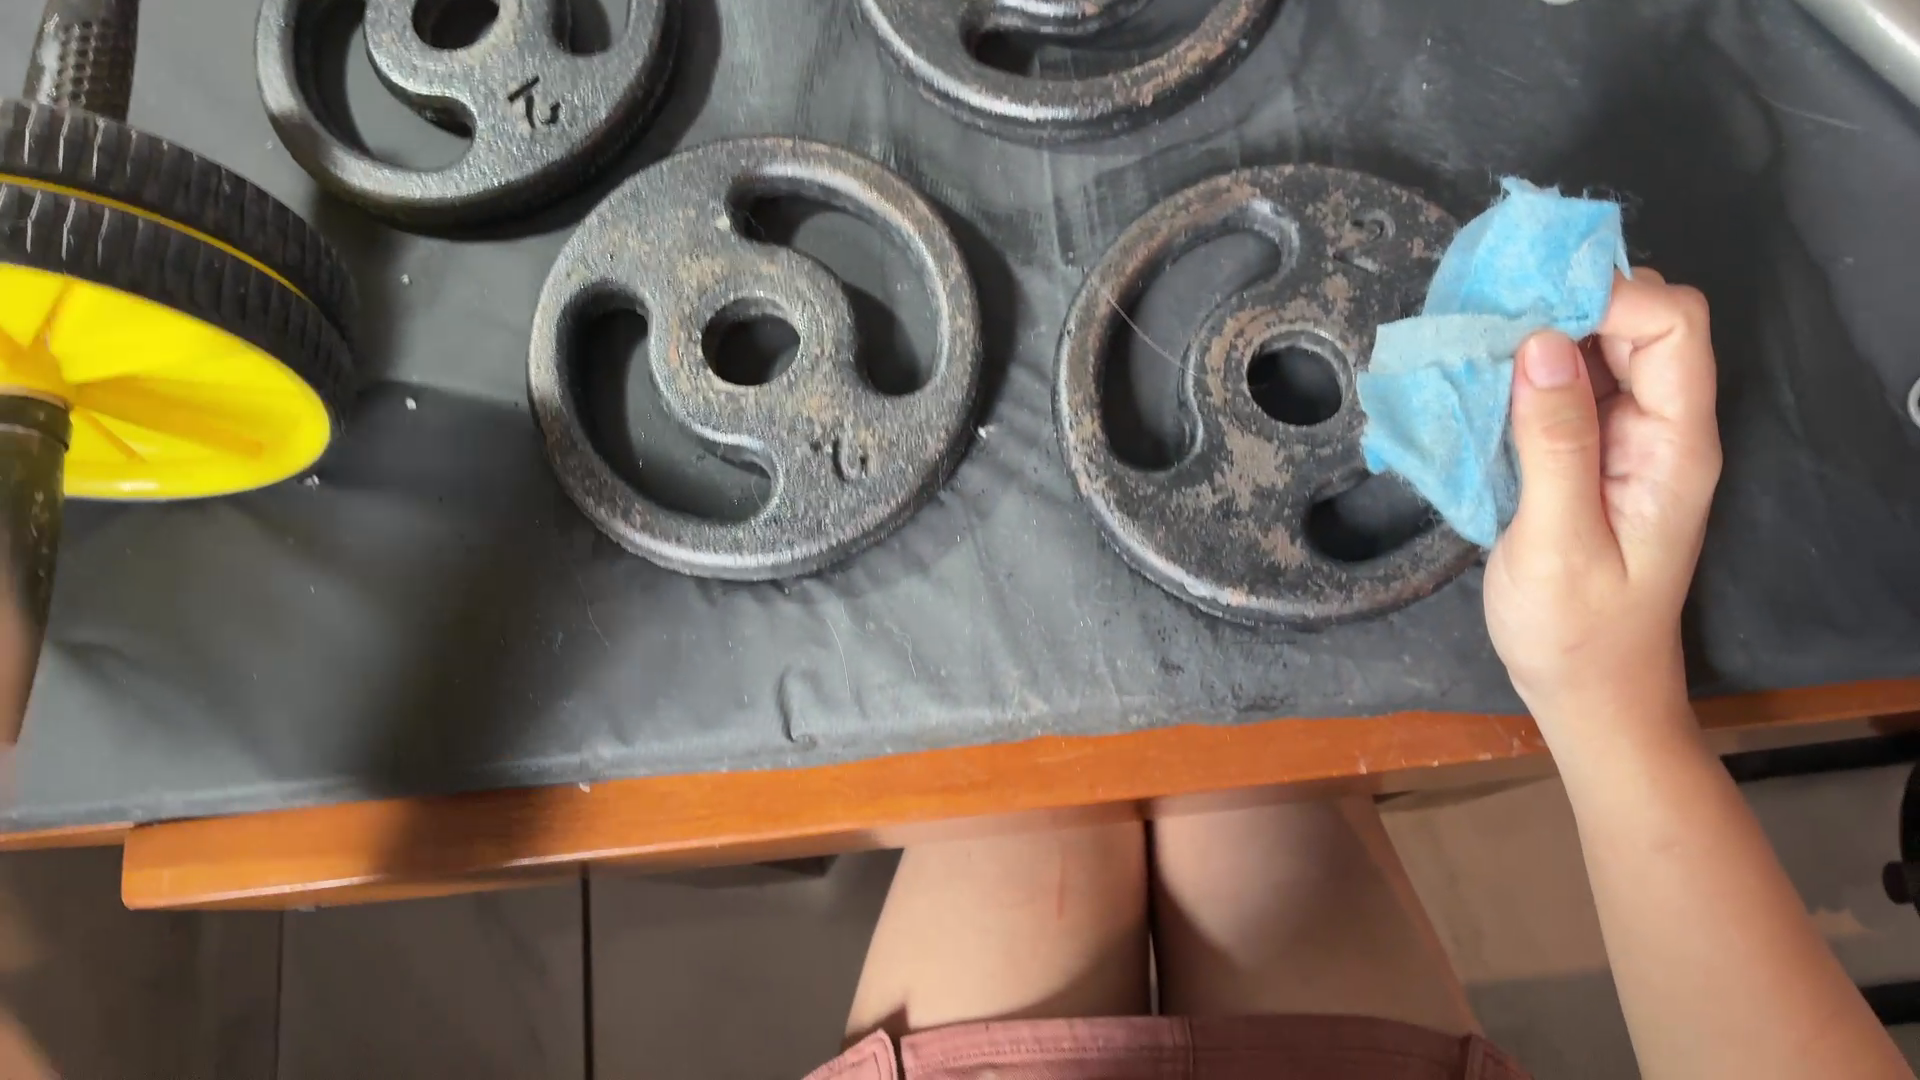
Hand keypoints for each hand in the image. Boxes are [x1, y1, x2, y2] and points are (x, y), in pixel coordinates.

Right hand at [1484, 270, 1721, 740]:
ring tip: (1465, 344)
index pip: (1669, 326)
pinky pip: (1559, 393)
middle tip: (1481, 319)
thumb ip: (1554, 443)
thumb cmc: (1574, 629)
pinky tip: (1472, 385)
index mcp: (1673, 445)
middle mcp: (1658, 430)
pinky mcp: (1582, 459)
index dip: (1602, 297)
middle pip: (1637, 326)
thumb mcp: (1557, 540)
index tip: (1515, 307)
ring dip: (1534, 338)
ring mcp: (1620, 443)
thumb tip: (1539, 343)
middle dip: (1565, 304)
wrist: (1586, 688)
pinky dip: (1518, 377)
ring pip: (1593, 354)